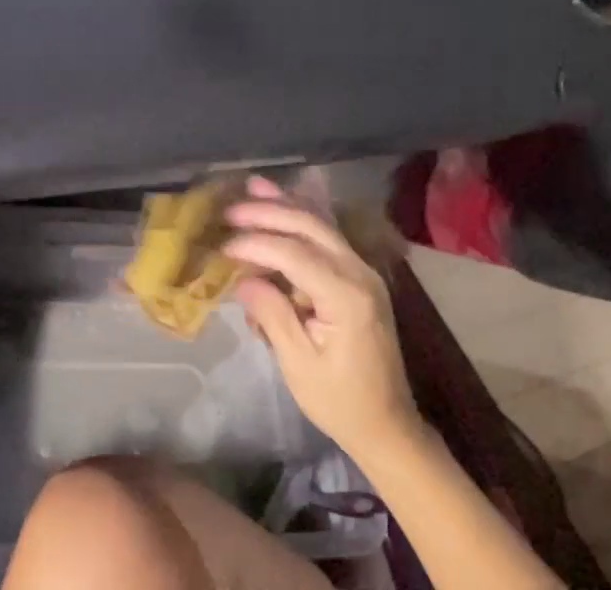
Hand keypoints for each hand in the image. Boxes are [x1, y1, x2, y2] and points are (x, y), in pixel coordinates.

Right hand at [225, 178, 420, 461]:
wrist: (387, 423)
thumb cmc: (339, 400)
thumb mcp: (298, 363)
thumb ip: (272, 315)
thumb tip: (244, 279)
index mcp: (347, 296)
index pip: (294, 254)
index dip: (256, 244)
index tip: (223, 245)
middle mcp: (361, 274)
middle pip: (311, 228)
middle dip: (270, 213)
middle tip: (230, 208)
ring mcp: (364, 273)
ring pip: (322, 226)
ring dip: (287, 207)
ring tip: (254, 186)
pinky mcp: (361, 279)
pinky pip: (328, 240)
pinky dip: (301, 223)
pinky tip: (282, 209)